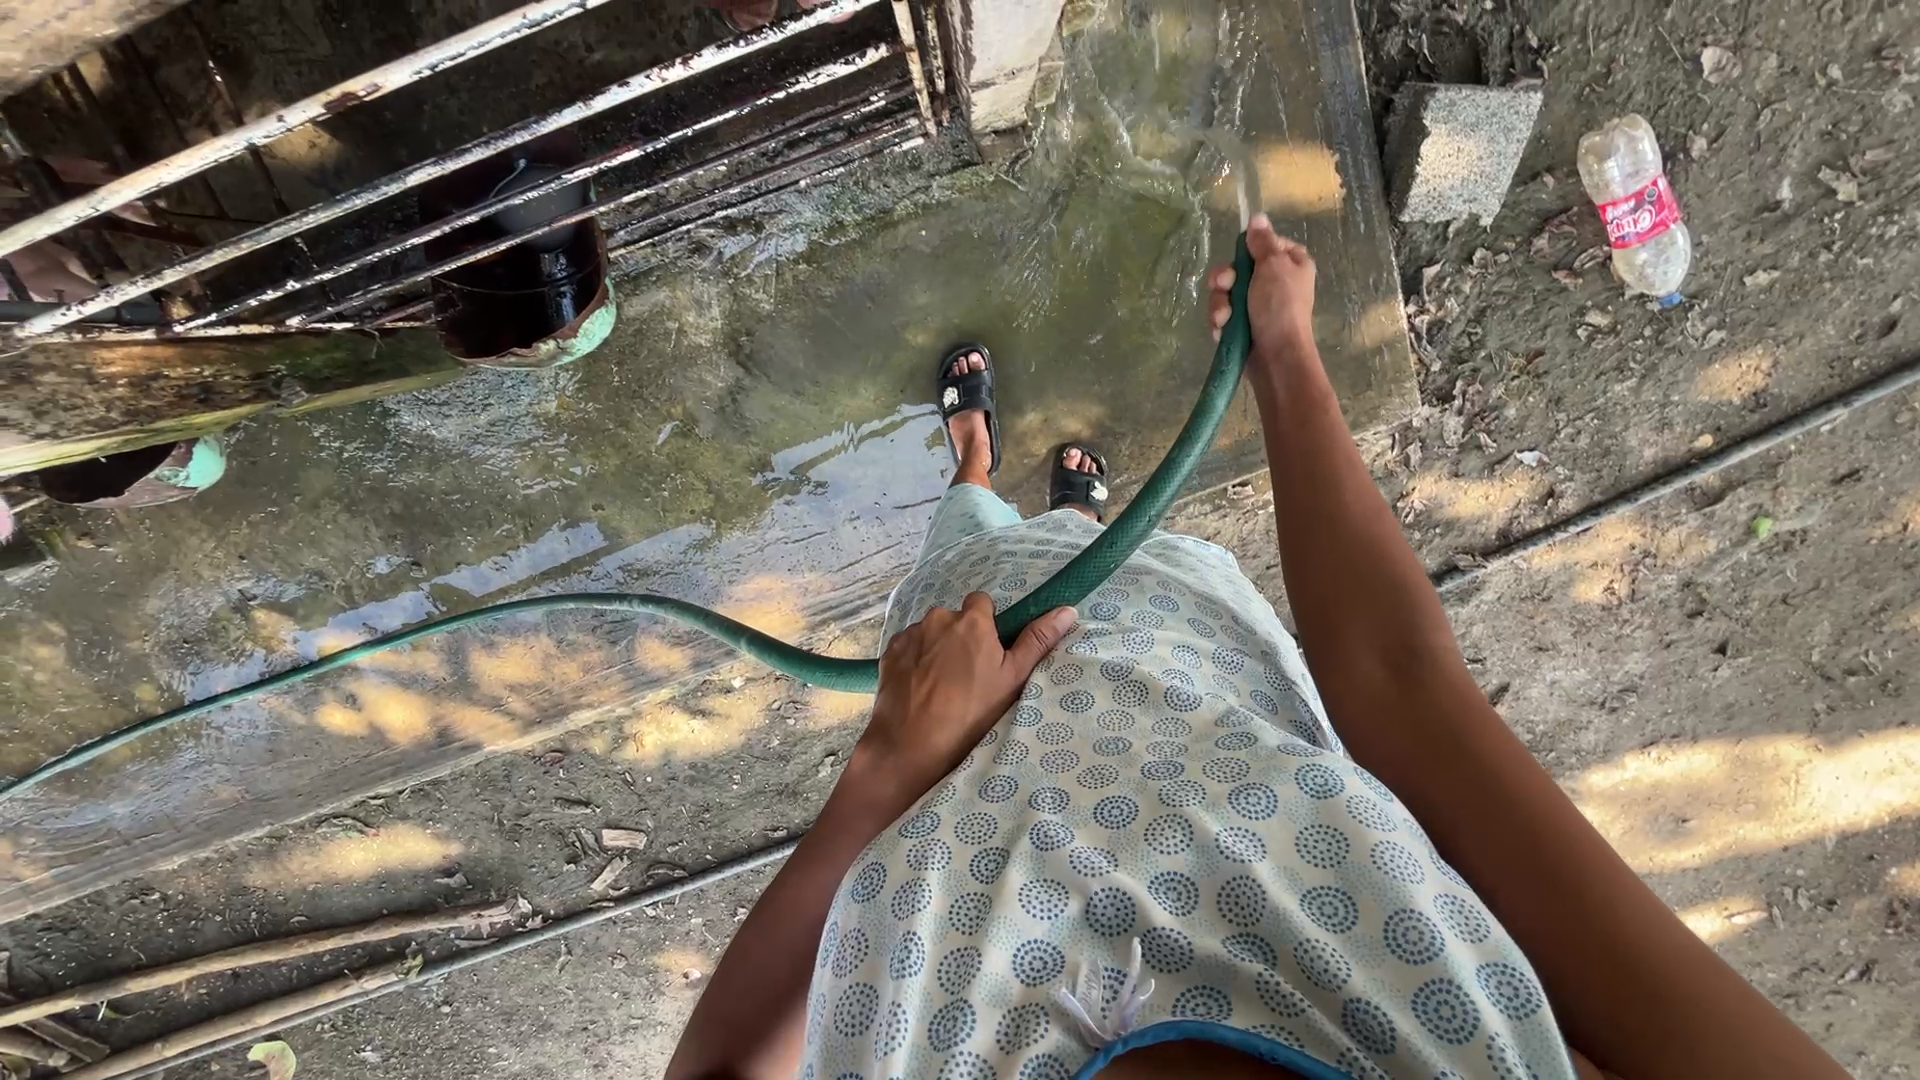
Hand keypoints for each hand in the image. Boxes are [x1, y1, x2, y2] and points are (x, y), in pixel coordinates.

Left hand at [845, 594, 1076, 818]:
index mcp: (972, 620)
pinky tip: (920, 688)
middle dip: (960, 638)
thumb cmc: (970, 713)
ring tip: (941, 686)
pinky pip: (909, 648)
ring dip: (936, 649)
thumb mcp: (1013, 679)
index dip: (986, 624)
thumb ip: (1038, 640)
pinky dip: (915, 661)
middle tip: (967, 676)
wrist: (910, 744)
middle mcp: (938, 618)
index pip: (982, 602)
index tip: (989, 652)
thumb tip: (1067, 610)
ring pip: (930, 634)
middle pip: (955, 619)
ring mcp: (910, 634)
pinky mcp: (889, 652)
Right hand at [1208, 213, 1317, 369]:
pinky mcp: (1243, 325)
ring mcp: (1258, 305)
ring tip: (1224, 319)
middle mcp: (1275, 282)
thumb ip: (1262, 242)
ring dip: (1220, 305)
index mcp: (1290, 263)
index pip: (1263, 245)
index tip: (1241, 261)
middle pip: (1238, 269)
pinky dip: (1220, 322)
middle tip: (1224, 287)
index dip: (1247, 253)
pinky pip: (1223, 315)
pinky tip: (1222, 330)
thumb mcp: (1272, 266)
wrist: (1275, 356)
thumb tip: (1257, 217)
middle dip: (1225, 281)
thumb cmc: (1279, 307)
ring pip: (1226, 293)